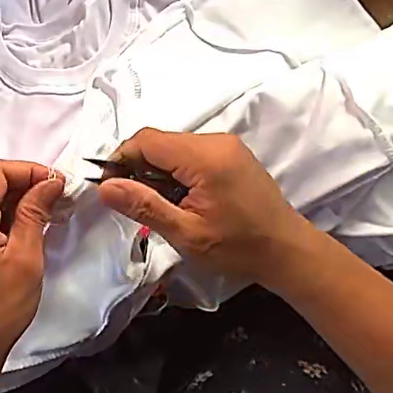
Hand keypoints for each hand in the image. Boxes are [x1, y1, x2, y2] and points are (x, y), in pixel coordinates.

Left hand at [0, 160, 64, 378]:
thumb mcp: (25, 257)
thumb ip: (35, 212)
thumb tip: (50, 181)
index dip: (29, 170)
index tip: (58, 183)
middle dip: (25, 184)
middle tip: (58, 198)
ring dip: (17, 201)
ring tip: (48, 213)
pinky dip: (6, 217)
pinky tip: (29, 227)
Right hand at [95, 128, 315, 287]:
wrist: (288, 252)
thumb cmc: (239, 247)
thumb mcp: (186, 233)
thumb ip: (144, 206)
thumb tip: (104, 187)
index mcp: (206, 157)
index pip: (146, 140)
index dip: (121, 160)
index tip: (111, 188)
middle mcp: (216, 141)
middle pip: (157, 141)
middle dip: (137, 167)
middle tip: (134, 202)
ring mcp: (225, 145)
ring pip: (170, 146)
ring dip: (155, 170)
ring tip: (160, 203)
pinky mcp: (229, 153)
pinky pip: (187, 152)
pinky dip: (173, 170)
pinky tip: (178, 196)